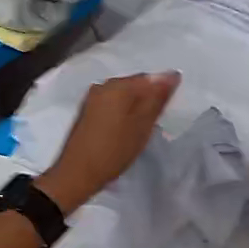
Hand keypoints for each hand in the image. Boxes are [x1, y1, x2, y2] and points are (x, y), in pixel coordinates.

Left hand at [35, 72, 181, 213]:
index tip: (163, 114)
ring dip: (133, 107)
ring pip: (121, 95)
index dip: (160, 94)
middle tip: (153, 123)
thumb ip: (157, 98)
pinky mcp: (86, 111)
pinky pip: (110, 103)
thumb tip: (171, 74)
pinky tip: (123, 130)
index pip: (149, 78)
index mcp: (118, 85)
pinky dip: (120, 112)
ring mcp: (91, 98)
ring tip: (139, 129)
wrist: (77, 173)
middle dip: (146, 99)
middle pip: (134, 85)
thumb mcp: (142, 125)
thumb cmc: (114, 150)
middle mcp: (102, 85)